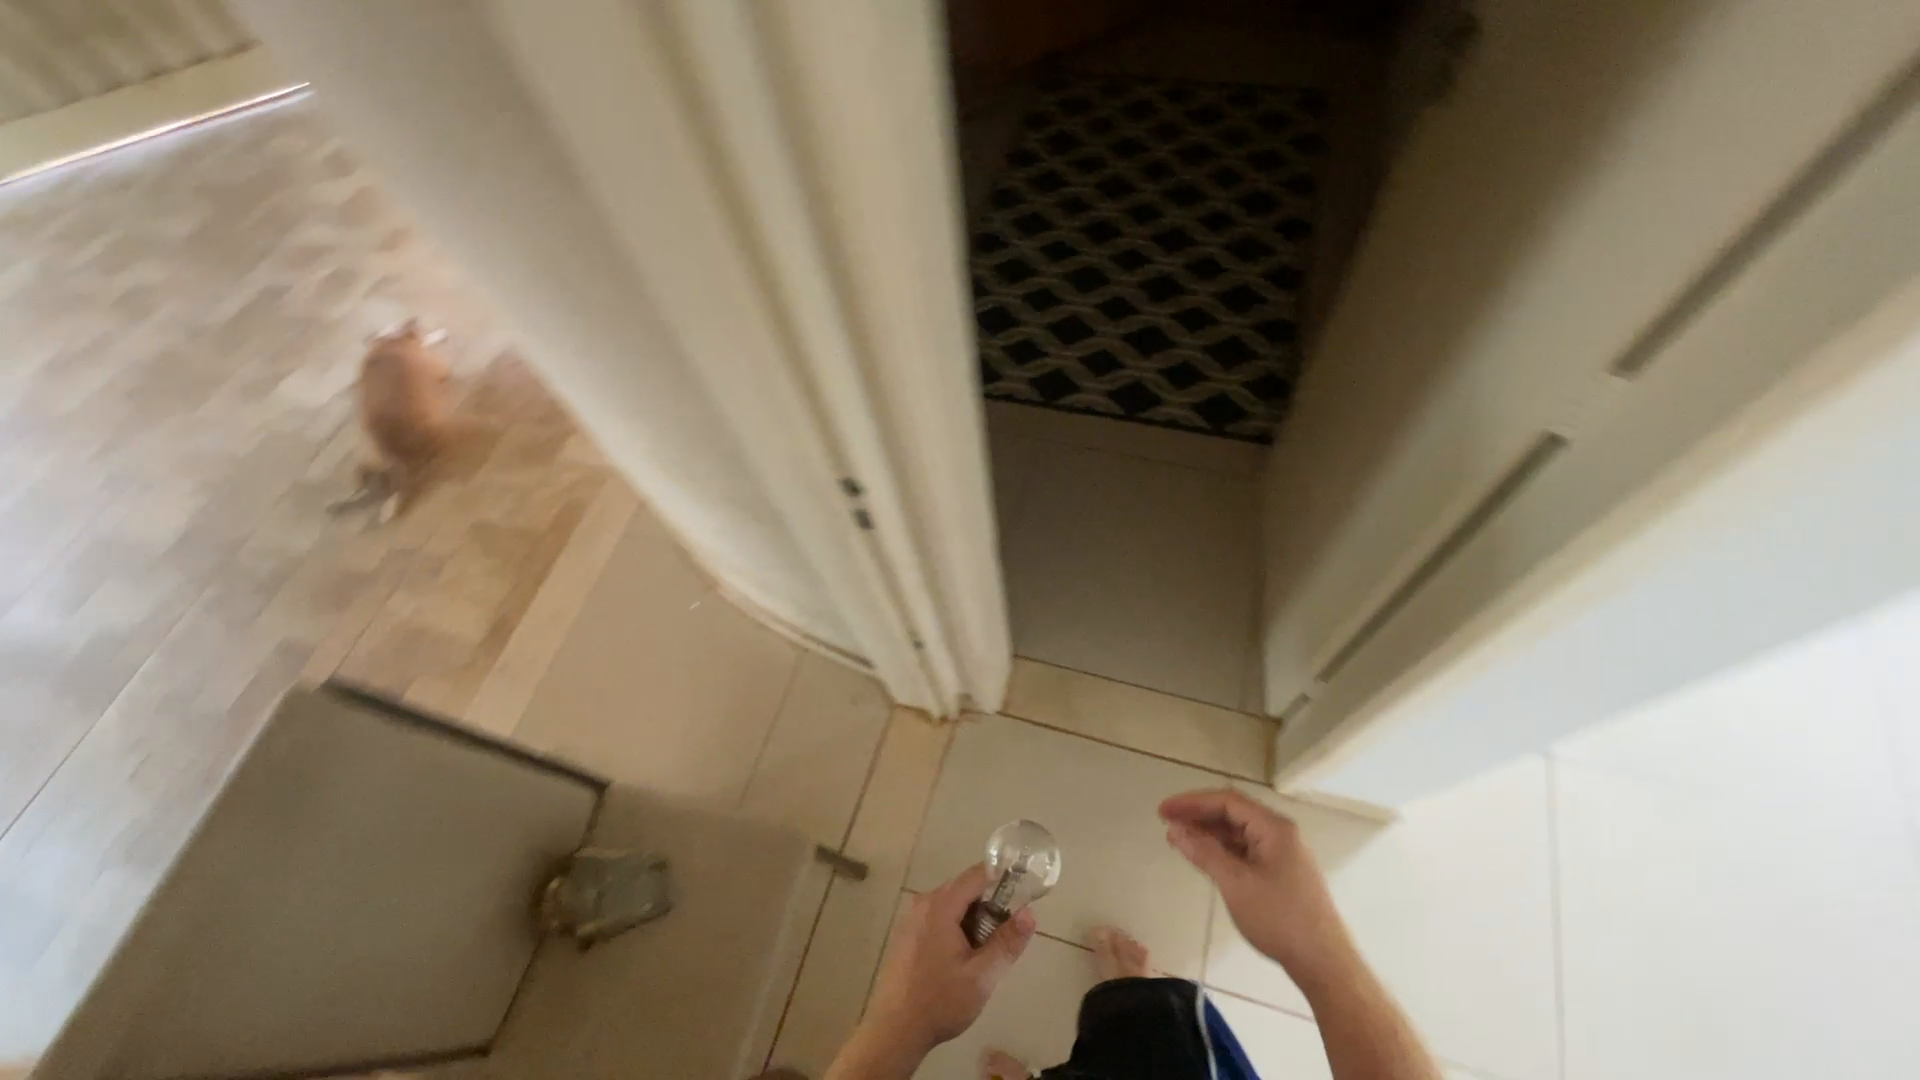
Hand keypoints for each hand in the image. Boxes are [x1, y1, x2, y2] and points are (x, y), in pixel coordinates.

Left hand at [861, 863, 1036, 1058]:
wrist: (894, 1031)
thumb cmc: (940, 1001)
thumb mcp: (982, 976)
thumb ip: (1007, 942)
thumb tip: (1030, 913)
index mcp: (940, 906)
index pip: (977, 875)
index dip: (1003, 879)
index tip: (1024, 894)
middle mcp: (923, 903)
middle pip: (965, 889)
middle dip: (990, 906)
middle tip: (1006, 934)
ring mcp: (912, 919)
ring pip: (952, 906)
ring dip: (974, 920)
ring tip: (986, 952)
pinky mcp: (908, 935)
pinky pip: (939, 918)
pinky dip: (957, 928)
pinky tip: (963, 959)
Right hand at [1160, 788, 1357, 990]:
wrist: (1324, 963)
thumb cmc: (1280, 919)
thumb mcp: (1236, 883)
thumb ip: (1204, 852)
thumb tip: (1175, 829)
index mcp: (1274, 828)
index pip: (1226, 801)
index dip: (1191, 802)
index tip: (1163, 811)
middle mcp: (1280, 834)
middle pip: (1233, 813)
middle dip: (1198, 815)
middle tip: (1166, 822)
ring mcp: (1282, 854)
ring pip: (1238, 832)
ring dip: (1208, 833)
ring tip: (1178, 840)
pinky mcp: (1281, 873)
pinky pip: (1246, 850)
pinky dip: (1222, 850)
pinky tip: (1204, 858)